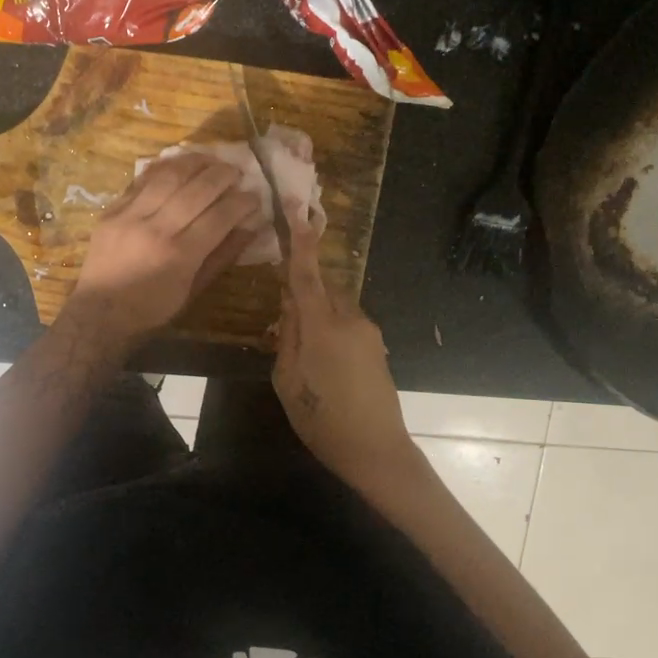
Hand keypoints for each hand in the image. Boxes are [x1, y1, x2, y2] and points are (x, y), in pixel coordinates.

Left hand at [62, 154, 257, 343]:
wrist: (99, 313)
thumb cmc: (152, 309)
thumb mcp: (193, 290)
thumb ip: (222, 256)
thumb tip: (250, 227)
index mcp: (180, 255)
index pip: (220, 216)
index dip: (242, 202)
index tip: (255, 196)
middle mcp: (156, 229)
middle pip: (197, 189)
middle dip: (223, 176)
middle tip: (237, 172)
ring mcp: (130, 216)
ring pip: (169, 176)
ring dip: (195, 163)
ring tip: (211, 160)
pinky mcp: (112, 210)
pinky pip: (142, 180)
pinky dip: (165, 168)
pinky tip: (180, 165)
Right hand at [273, 207, 416, 486]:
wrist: (376, 450)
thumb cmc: (321, 420)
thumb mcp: (286, 380)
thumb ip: (286, 336)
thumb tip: (288, 304)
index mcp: (323, 326)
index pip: (307, 274)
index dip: (300, 241)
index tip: (296, 207)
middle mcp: (350, 319)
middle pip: (323, 287)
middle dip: (303, 292)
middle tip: (281, 323)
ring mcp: (368, 332)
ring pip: (335, 306)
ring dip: (316, 314)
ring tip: (300, 353)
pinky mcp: (377, 346)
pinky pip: (346, 323)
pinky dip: (329, 329)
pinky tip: (321, 363)